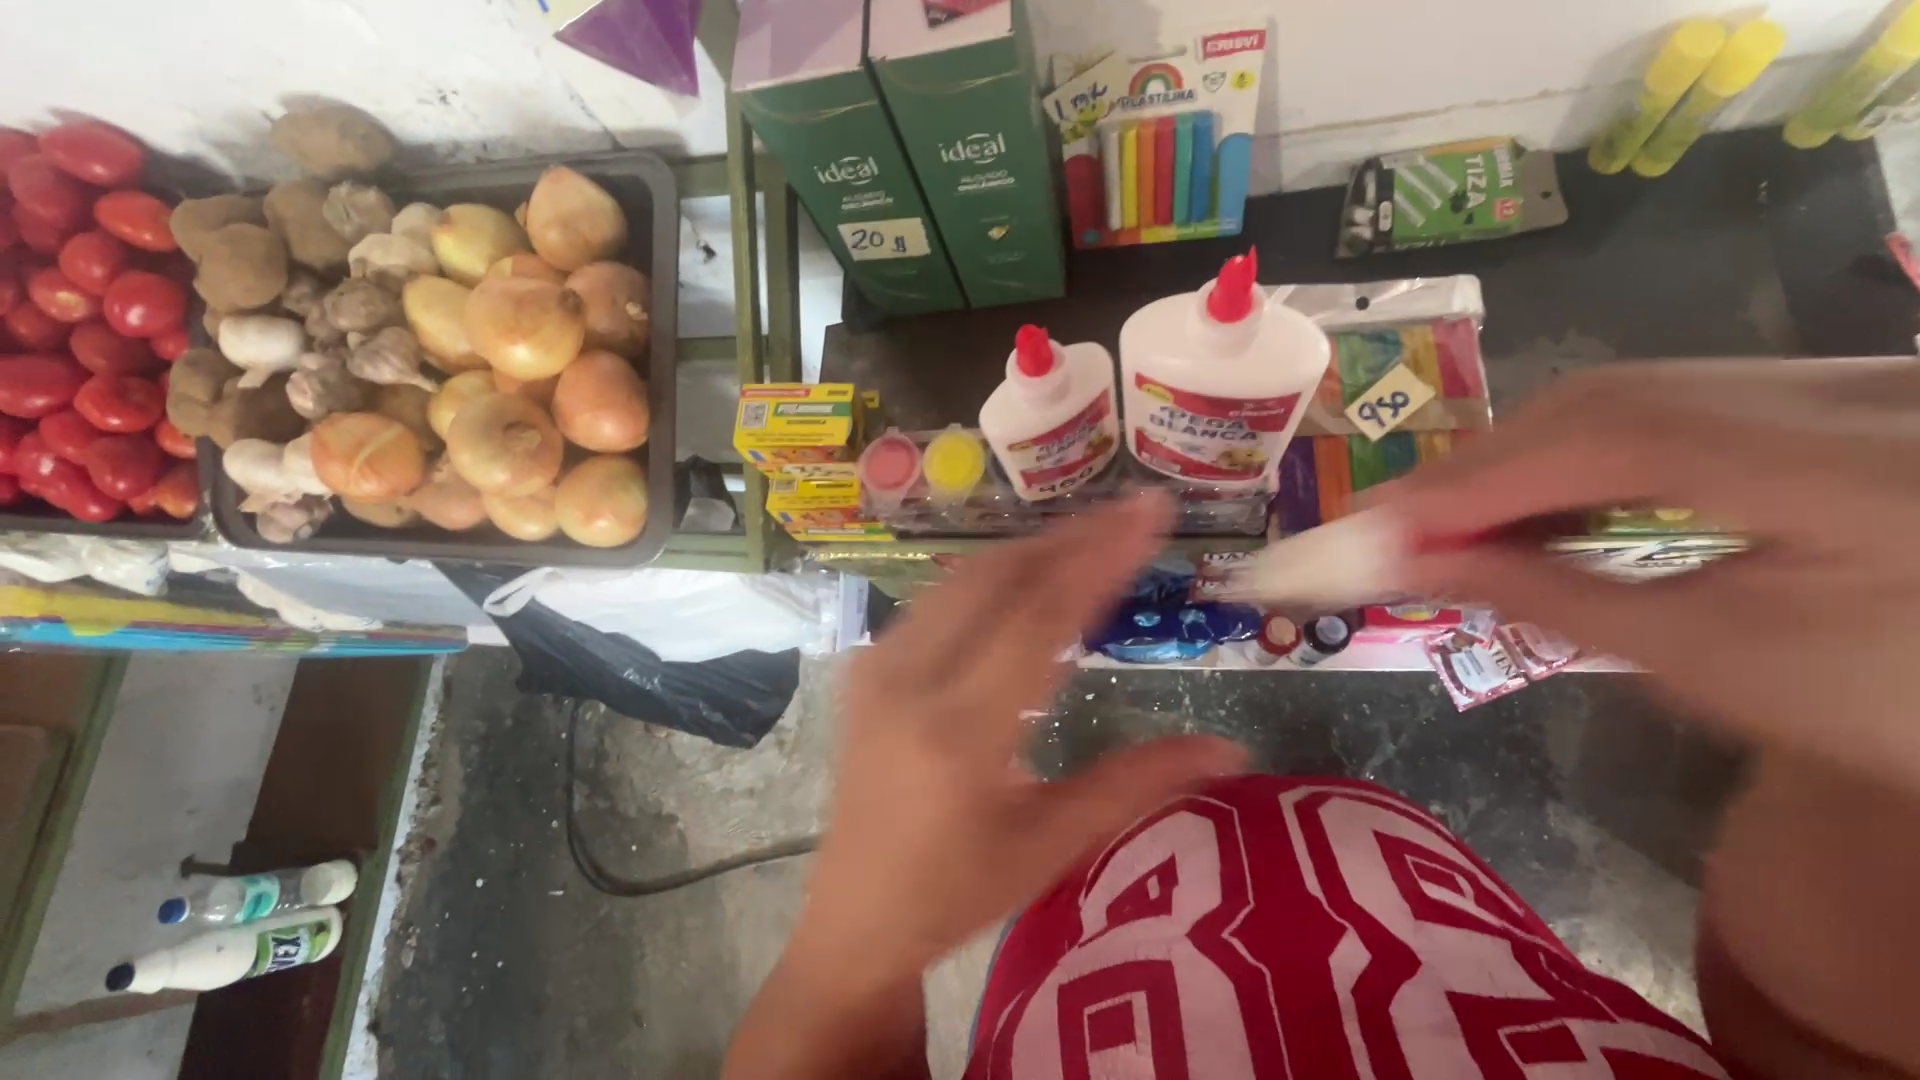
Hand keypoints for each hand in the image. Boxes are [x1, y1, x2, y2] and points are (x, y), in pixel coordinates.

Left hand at [802, 493, 1244, 985]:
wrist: (857, 912)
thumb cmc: (958, 892)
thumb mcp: (1052, 846)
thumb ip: (1138, 784)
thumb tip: (1231, 747)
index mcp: (958, 733)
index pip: (1038, 619)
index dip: (1100, 558)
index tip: (1150, 513)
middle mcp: (909, 681)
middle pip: (999, 579)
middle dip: (1073, 537)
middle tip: (1135, 512)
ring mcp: (879, 666)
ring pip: (965, 579)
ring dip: (1034, 550)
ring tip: (1097, 532)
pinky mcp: (868, 666)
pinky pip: (939, 600)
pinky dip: (995, 576)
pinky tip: (1034, 574)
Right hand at [1385, 359, 1919, 790]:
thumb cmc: (1900, 707)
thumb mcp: (1719, 664)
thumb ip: (1559, 597)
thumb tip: (1424, 564)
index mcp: (1834, 463)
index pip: (1599, 440)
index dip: (1468, 478)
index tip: (1366, 526)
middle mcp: (1840, 389)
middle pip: (1600, 399)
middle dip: (1477, 464)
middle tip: (1391, 527)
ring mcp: (1842, 383)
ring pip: (1628, 394)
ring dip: (1518, 455)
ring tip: (1448, 520)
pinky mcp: (1835, 399)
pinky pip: (1667, 406)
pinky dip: (1574, 449)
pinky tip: (1538, 496)